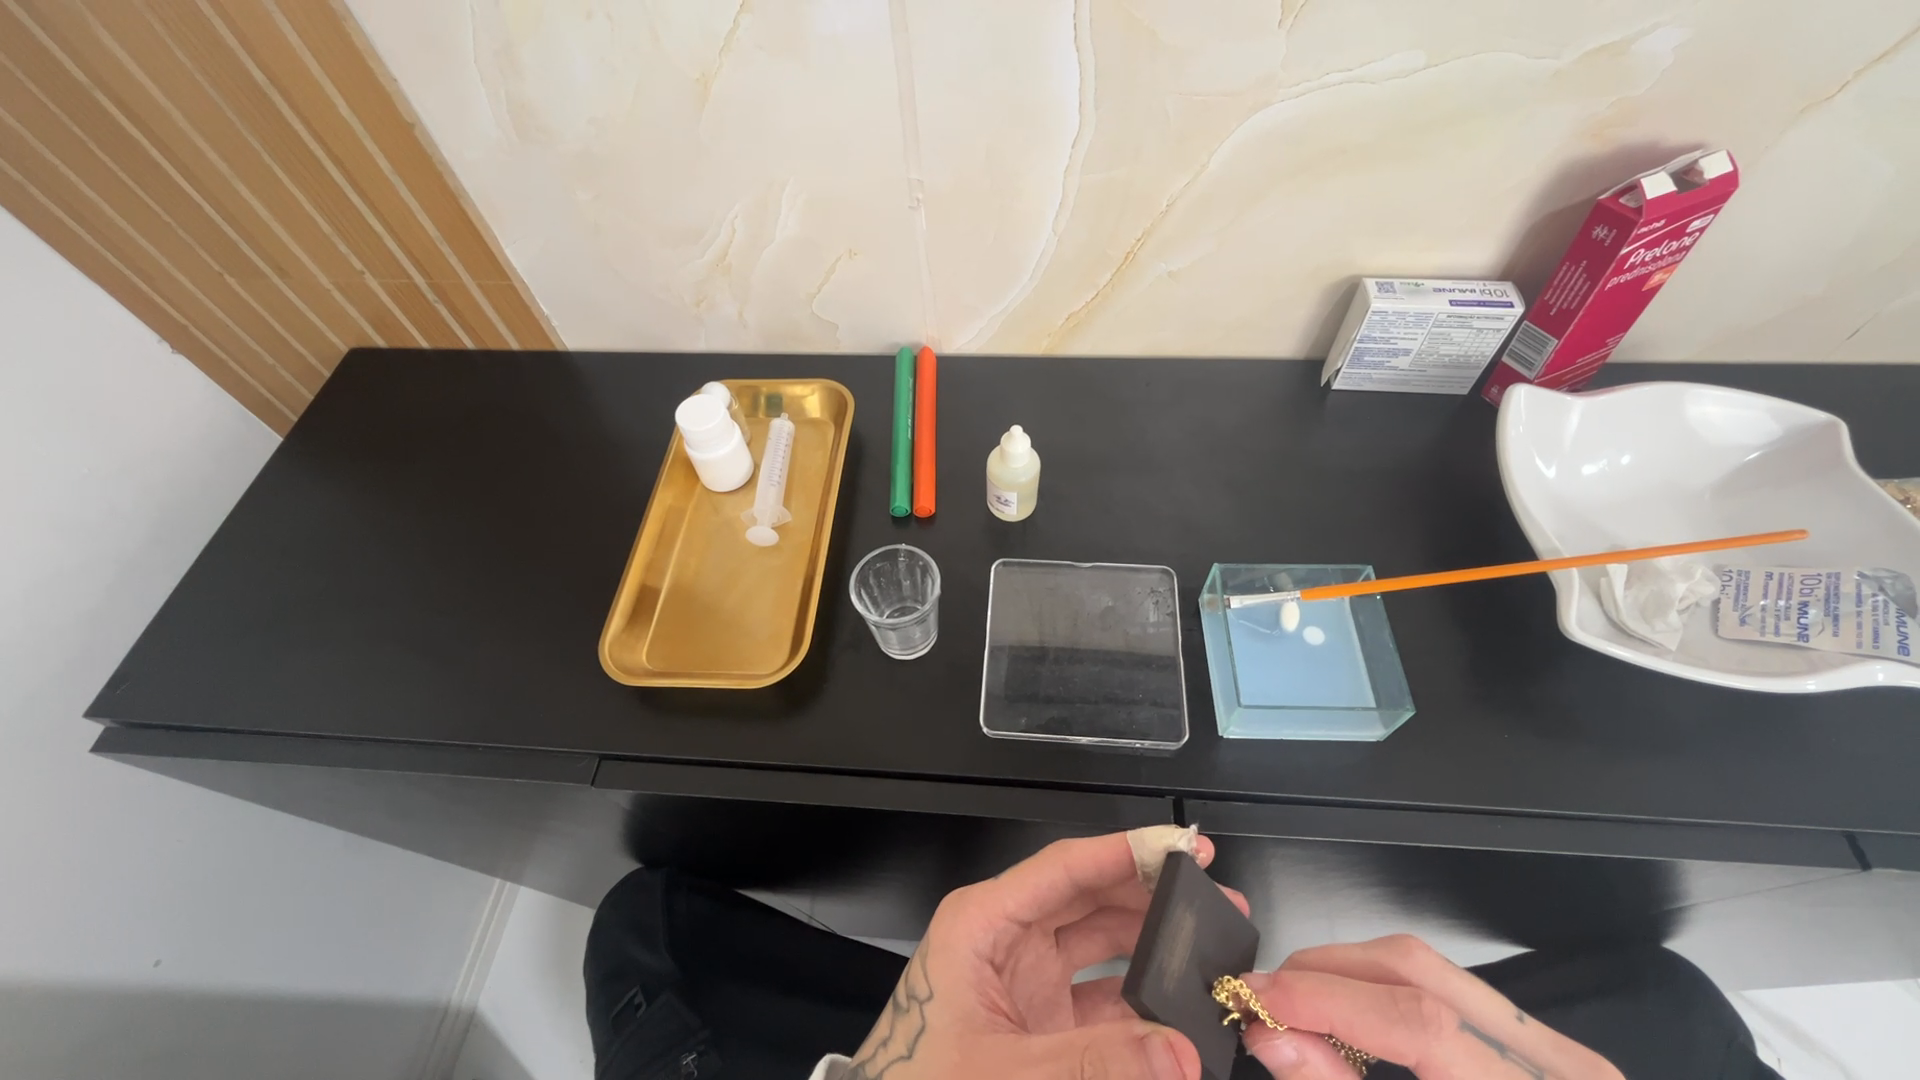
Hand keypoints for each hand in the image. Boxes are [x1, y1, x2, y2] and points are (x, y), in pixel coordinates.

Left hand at [844, 831, 1248, 1079]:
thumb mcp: (1003, 1072)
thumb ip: (1092, 1063)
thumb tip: (1178, 1050)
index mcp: (982, 922)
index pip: (1064, 868)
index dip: (1126, 852)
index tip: (1180, 845)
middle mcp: (1005, 936)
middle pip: (1088, 896)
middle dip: (1149, 894)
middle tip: (1209, 898)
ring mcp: (1024, 976)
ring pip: (1098, 939)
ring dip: (1150, 941)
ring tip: (1203, 945)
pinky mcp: (1038, 1016)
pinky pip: (1098, 993)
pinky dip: (1138, 997)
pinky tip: (1175, 1005)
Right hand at [1239, 935, 1624, 1079]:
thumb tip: (1267, 1031)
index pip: (1419, 1022)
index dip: (1325, 1001)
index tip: (1253, 999)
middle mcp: (1561, 1067)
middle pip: (1416, 970)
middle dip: (1323, 972)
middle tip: (1264, 998)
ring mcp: (1556, 1050)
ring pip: (1425, 965)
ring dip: (1344, 973)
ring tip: (1294, 1004)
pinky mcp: (1538, 1045)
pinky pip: (1440, 986)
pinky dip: (1377, 989)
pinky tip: (1344, 1015)